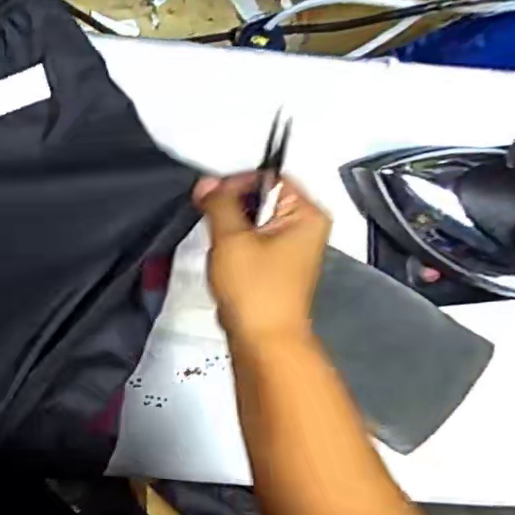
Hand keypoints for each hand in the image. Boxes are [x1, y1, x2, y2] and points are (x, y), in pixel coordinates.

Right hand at [193, 173, 328, 345]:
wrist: (262, 337)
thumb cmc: (255, 290)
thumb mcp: (231, 239)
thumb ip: (219, 205)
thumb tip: (208, 184)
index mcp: (307, 215)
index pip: (271, 177)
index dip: (237, 182)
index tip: (208, 195)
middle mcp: (305, 228)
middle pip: (263, 198)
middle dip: (231, 206)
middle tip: (208, 218)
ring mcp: (291, 248)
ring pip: (254, 220)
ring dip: (230, 227)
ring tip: (217, 243)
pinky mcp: (275, 265)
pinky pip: (251, 240)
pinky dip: (233, 244)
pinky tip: (222, 258)